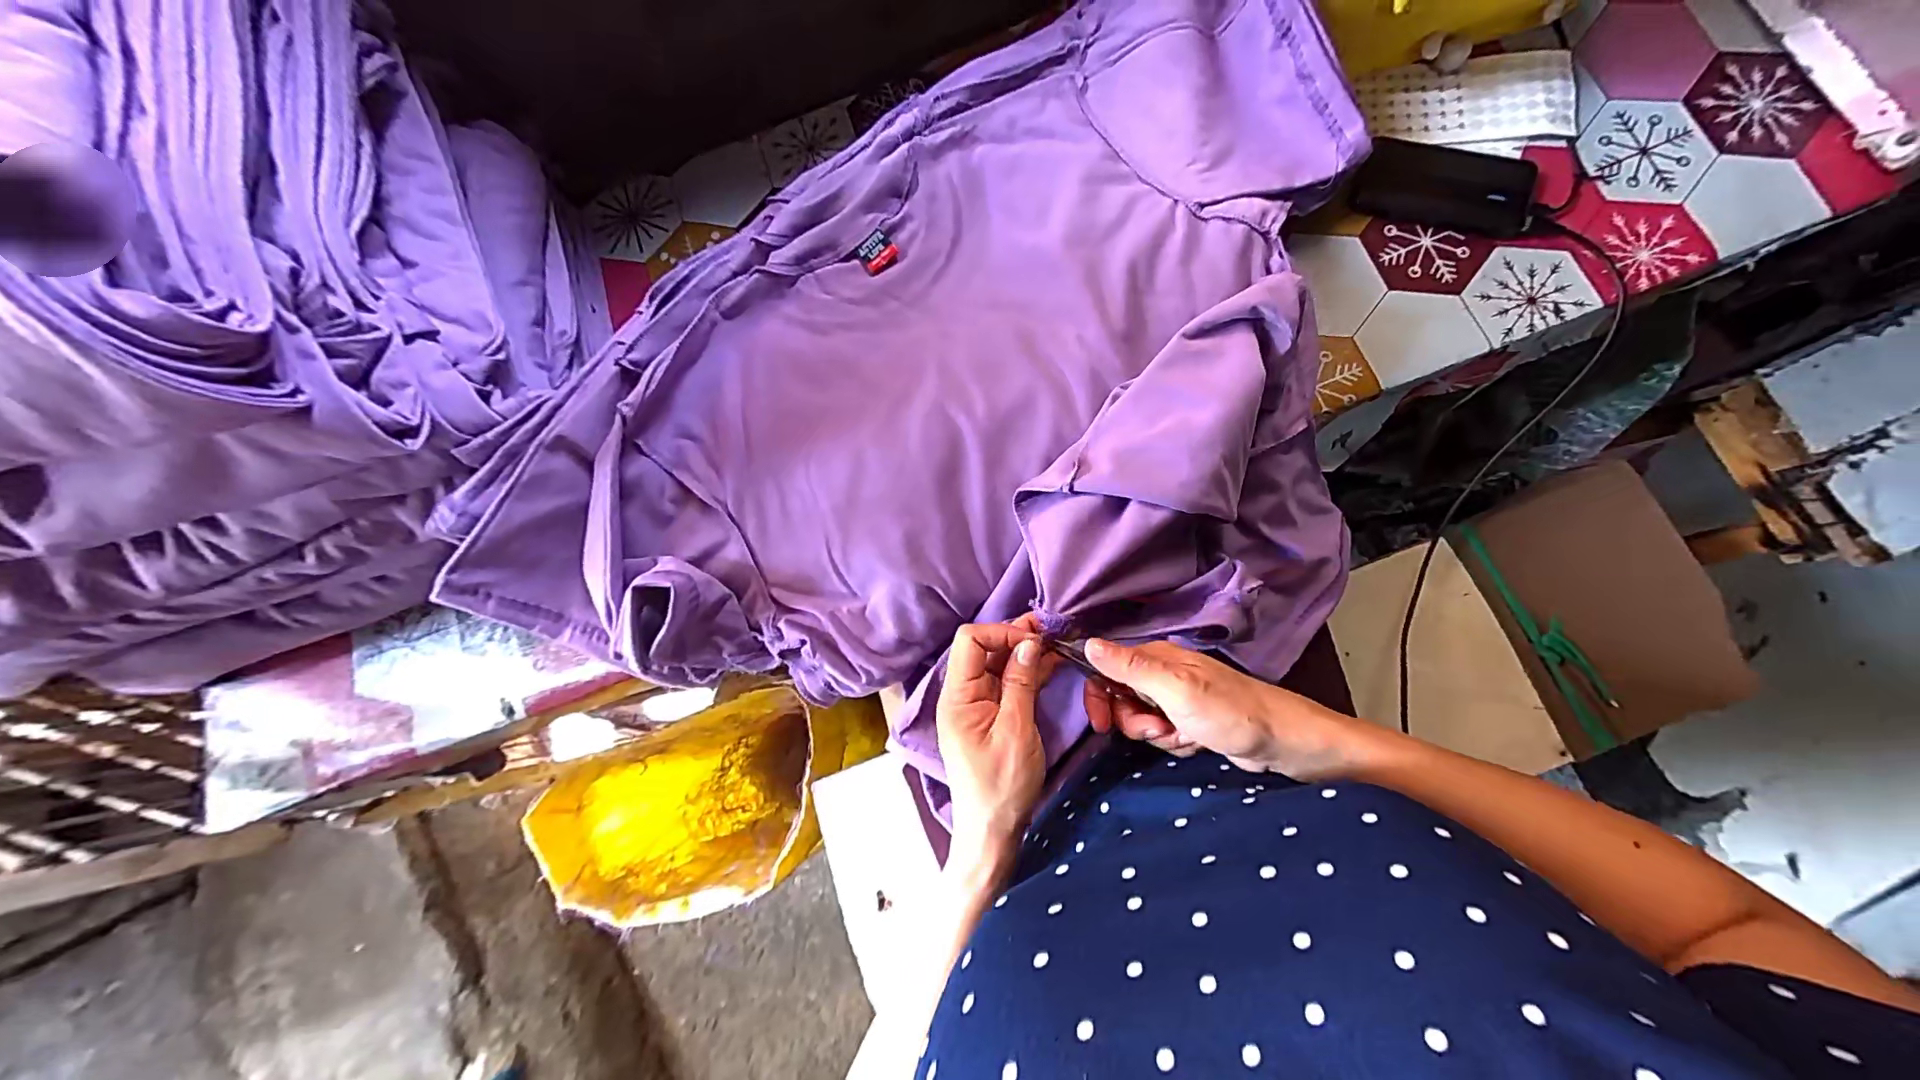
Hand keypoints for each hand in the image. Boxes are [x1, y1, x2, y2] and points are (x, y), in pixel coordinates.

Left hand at [935, 617, 1061, 859]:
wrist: (992, 831)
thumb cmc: (1002, 786)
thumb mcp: (1016, 731)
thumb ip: (1021, 683)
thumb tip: (1029, 642)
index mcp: (957, 696)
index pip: (970, 641)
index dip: (1002, 632)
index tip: (1035, 641)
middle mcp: (962, 694)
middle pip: (984, 648)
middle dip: (1017, 635)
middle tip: (1053, 631)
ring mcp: (977, 704)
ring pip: (998, 663)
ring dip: (1025, 651)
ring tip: (1057, 641)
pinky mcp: (991, 715)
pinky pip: (1007, 682)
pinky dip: (1027, 670)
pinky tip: (1051, 662)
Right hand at [1081, 638, 1384, 781]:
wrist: (1285, 743)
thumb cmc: (1231, 712)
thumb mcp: (1176, 690)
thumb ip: (1130, 668)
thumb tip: (1088, 643)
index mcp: (1156, 657)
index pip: (1105, 669)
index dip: (1098, 696)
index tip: (1102, 723)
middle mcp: (1163, 672)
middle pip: (1120, 698)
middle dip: (1134, 722)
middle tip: (1159, 729)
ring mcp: (1177, 697)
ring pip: (1140, 720)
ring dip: (1156, 735)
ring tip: (1184, 736)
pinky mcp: (1190, 720)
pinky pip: (1162, 733)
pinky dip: (1174, 743)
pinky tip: (1195, 742)